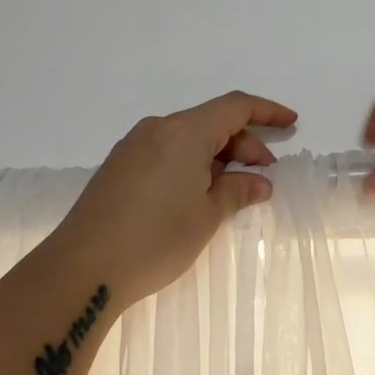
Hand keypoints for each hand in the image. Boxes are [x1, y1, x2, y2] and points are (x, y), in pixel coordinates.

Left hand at [48, 91, 297, 302]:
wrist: (83, 267)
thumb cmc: (155, 239)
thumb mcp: (206, 217)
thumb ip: (236, 192)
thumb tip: (258, 182)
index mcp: (183, 132)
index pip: (234, 107)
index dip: (266, 112)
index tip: (290, 123)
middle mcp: (156, 129)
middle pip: (210, 123)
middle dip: (243, 144)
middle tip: (263, 177)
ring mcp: (132, 147)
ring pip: (186, 139)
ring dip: (216, 157)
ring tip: (233, 191)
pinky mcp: (118, 168)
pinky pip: (165, 153)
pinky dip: (190, 165)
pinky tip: (198, 195)